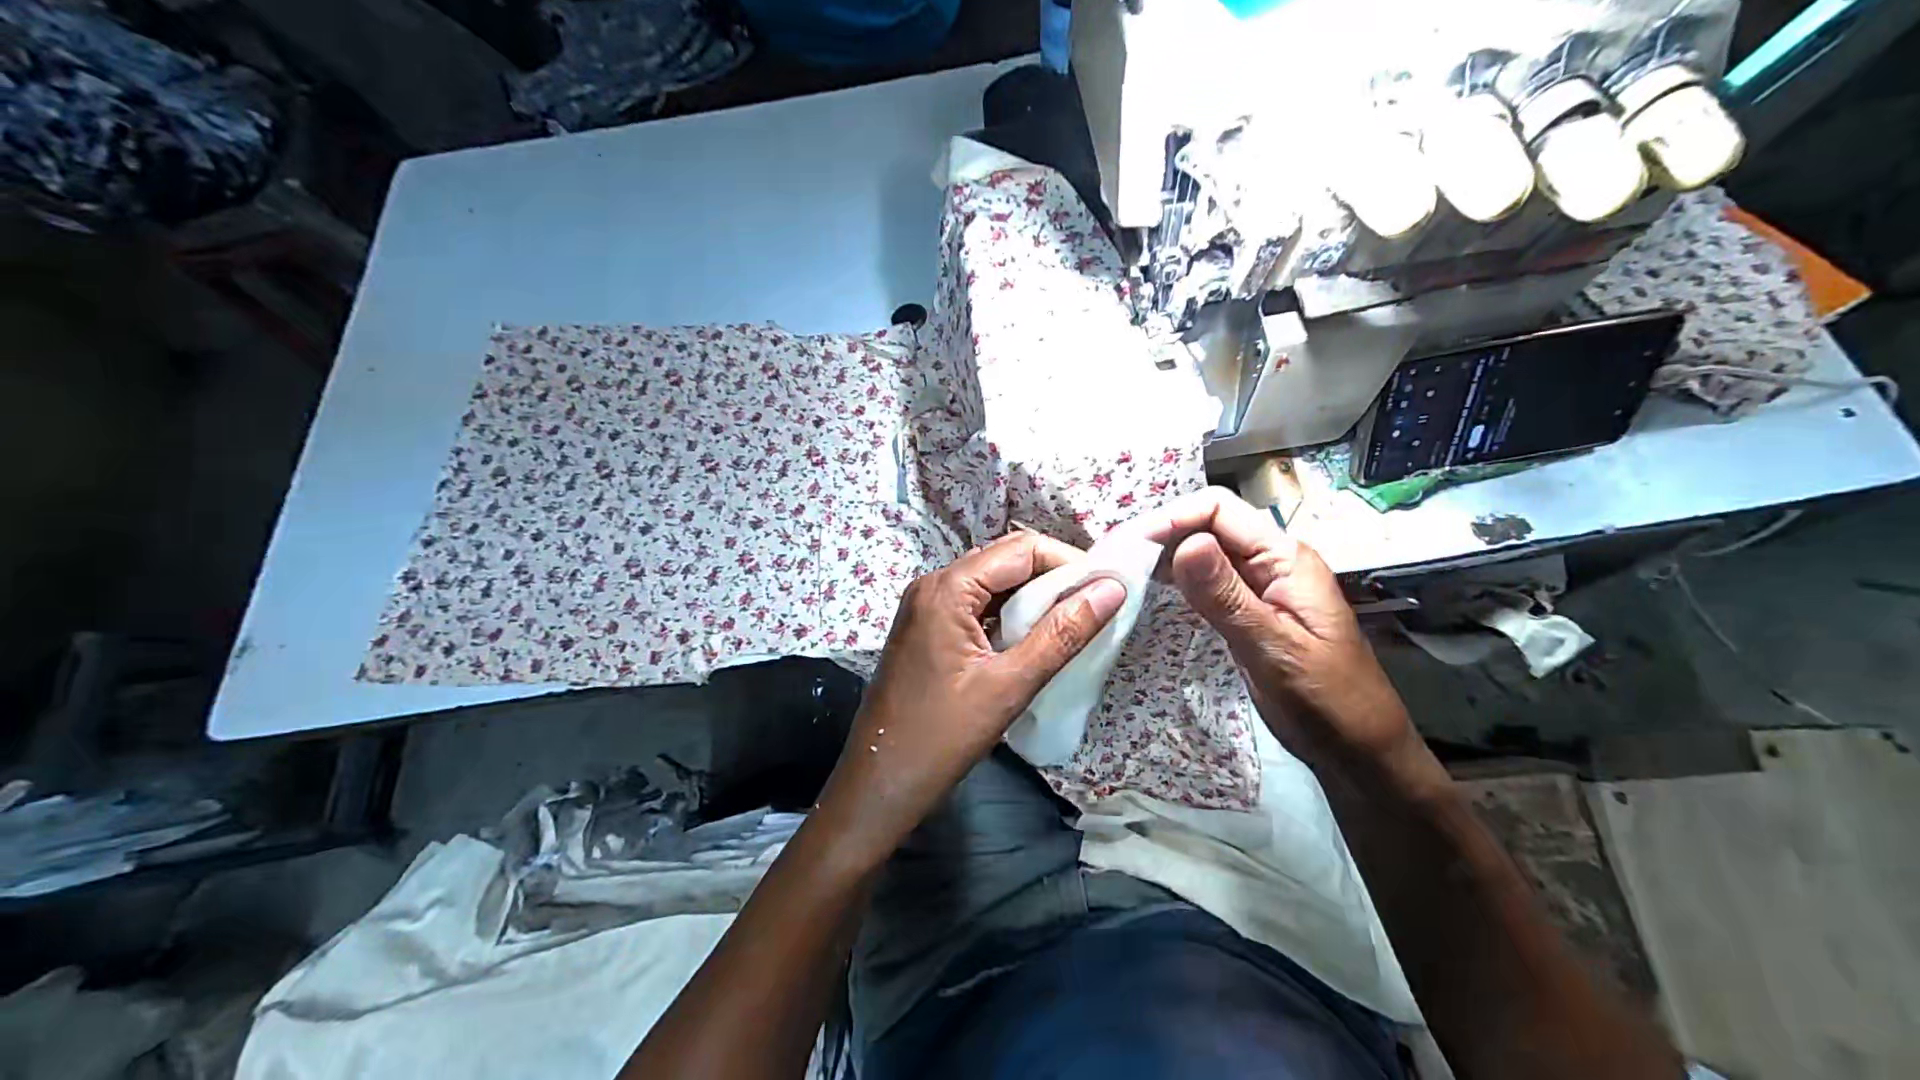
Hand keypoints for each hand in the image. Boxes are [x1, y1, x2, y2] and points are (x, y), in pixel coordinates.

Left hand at [812, 530, 1126, 866]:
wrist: (879, 783)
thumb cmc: (941, 737)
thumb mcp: (1009, 685)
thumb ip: (1062, 633)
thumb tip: (1111, 589)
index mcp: (947, 589)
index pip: (1021, 549)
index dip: (1069, 563)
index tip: (1107, 590)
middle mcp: (933, 586)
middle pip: (1006, 561)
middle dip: (1054, 579)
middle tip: (1095, 607)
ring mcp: (927, 607)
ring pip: (994, 584)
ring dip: (1034, 599)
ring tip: (1074, 624)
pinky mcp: (929, 630)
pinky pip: (978, 606)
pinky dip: (1011, 616)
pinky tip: (1036, 639)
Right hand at [1128, 487, 1415, 767]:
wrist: (1359, 751)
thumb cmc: (1328, 701)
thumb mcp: (1274, 650)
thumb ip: (1227, 597)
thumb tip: (1184, 543)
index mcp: (1286, 559)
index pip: (1219, 510)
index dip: (1173, 518)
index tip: (1132, 546)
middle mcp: (1271, 562)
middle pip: (1208, 525)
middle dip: (1163, 534)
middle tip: (1117, 557)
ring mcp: (1259, 587)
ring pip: (1204, 553)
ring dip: (1165, 556)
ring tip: (1124, 571)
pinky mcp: (1247, 611)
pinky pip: (1206, 582)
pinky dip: (1176, 581)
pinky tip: (1150, 591)